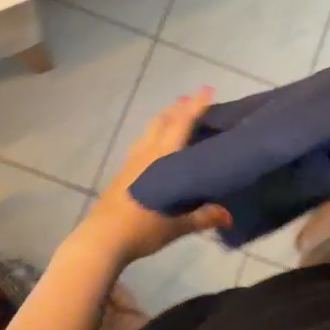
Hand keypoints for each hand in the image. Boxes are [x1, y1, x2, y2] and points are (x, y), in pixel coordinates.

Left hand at [70, 88, 230, 267]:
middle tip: (191, 100)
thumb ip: (203, 217)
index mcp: (162, 159)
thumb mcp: (176, 225)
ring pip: (149, 132)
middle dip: (178, 108)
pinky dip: (152, 137)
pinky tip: (154, 148)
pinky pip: (141, 145)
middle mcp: (146, 154)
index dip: (196, 107)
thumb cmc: (142, 228)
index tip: (207, 89)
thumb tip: (228, 216)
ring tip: (173, 117)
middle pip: (162, 122)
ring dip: (163, 120)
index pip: (182, 125)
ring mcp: (130, 162)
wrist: (102, 239)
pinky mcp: (122, 173)